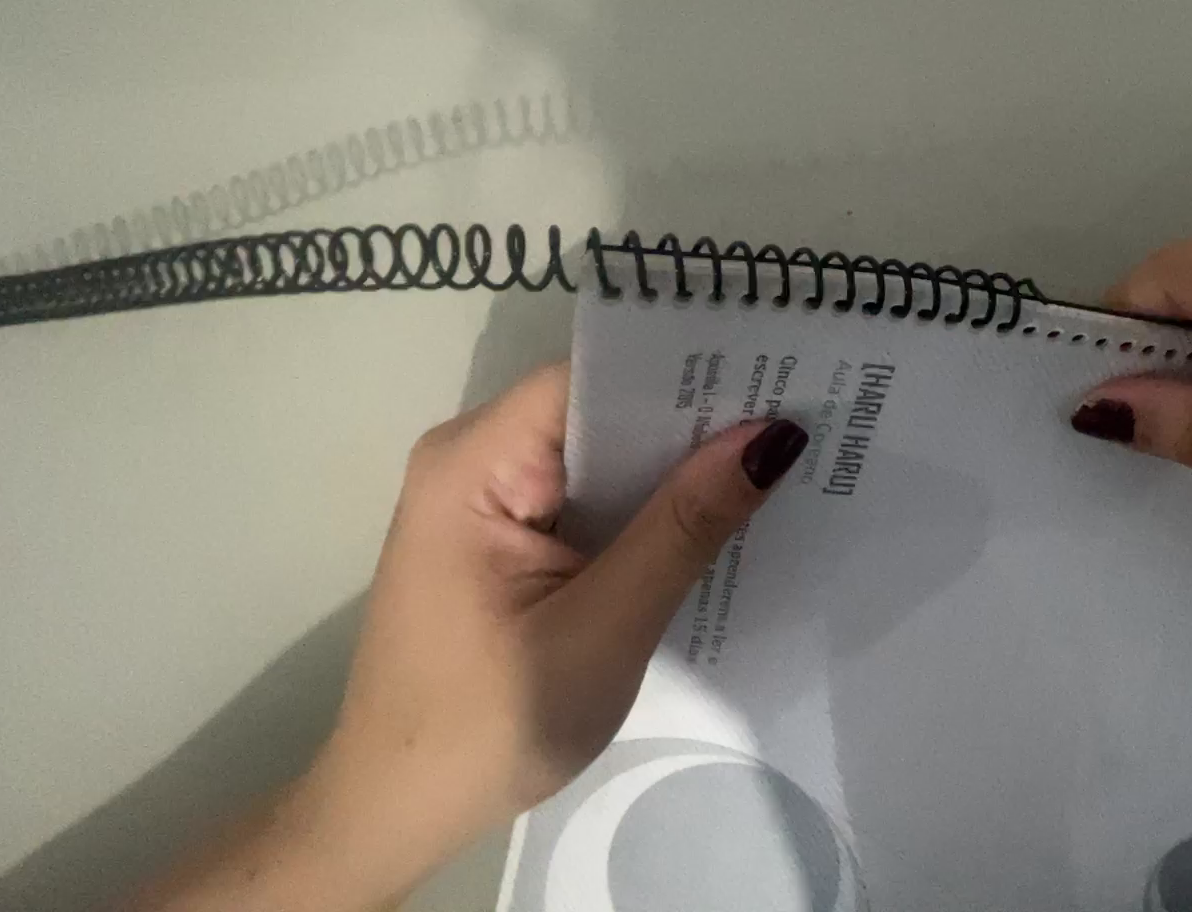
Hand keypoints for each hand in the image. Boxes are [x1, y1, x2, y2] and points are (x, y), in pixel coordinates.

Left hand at [128, 363, 807, 910]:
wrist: (396, 816)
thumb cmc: (487, 728)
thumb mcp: (603, 628)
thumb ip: (683, 527)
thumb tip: (770, 439)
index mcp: (473, 462)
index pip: (593, 380)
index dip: (681, 376)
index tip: (771, 380)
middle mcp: (475, 458)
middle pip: (600, 409)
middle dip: (691, 418)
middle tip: (794, 421)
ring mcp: (489, 495)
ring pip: (602, 452)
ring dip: (676, 462)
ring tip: (772, 460)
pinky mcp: (507, 532)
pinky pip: (592, 492)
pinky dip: (649, 501)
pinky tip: (712, 511)